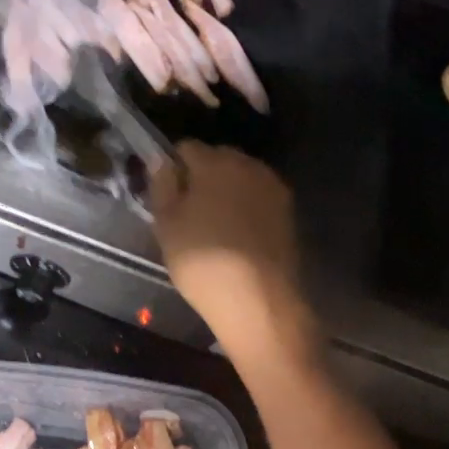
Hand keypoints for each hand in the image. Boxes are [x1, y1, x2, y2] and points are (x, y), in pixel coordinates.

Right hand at [151, 143, 321, 370]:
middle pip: (217, 158)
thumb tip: (161, 160)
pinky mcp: (288, 211)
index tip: (167, 193)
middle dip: (202, 175)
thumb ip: (162, 184)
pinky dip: (246, 206)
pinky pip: (258, 197)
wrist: (259, 300)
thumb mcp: (166, 224)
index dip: (173, 166)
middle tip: (189, 210)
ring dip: (227, 190)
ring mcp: (272, 186)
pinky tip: (238, 235)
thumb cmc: (203, 261)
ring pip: (241, 177)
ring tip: (215, 225)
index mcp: (214, 162)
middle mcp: (247, 165)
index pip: (186, 147)